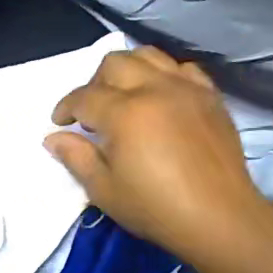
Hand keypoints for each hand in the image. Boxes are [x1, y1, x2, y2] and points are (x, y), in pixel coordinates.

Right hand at [45, 46, 272, 272]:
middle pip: (115, 63)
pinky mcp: (210, 96)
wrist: (218, 217)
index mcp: (124, 113)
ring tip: (123, 98)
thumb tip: (53, 137)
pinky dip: (163, 76)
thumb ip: (75, 157)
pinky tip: (159, 99)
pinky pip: (181, 69)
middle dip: (94, 83)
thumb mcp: (103, 189)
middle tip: (91, 112)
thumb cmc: (154, 208)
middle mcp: (155, 89)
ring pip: (149, 56)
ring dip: (127, 71)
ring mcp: (187, 88)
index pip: (84, 96)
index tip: (60, 124)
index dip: (65, 108)